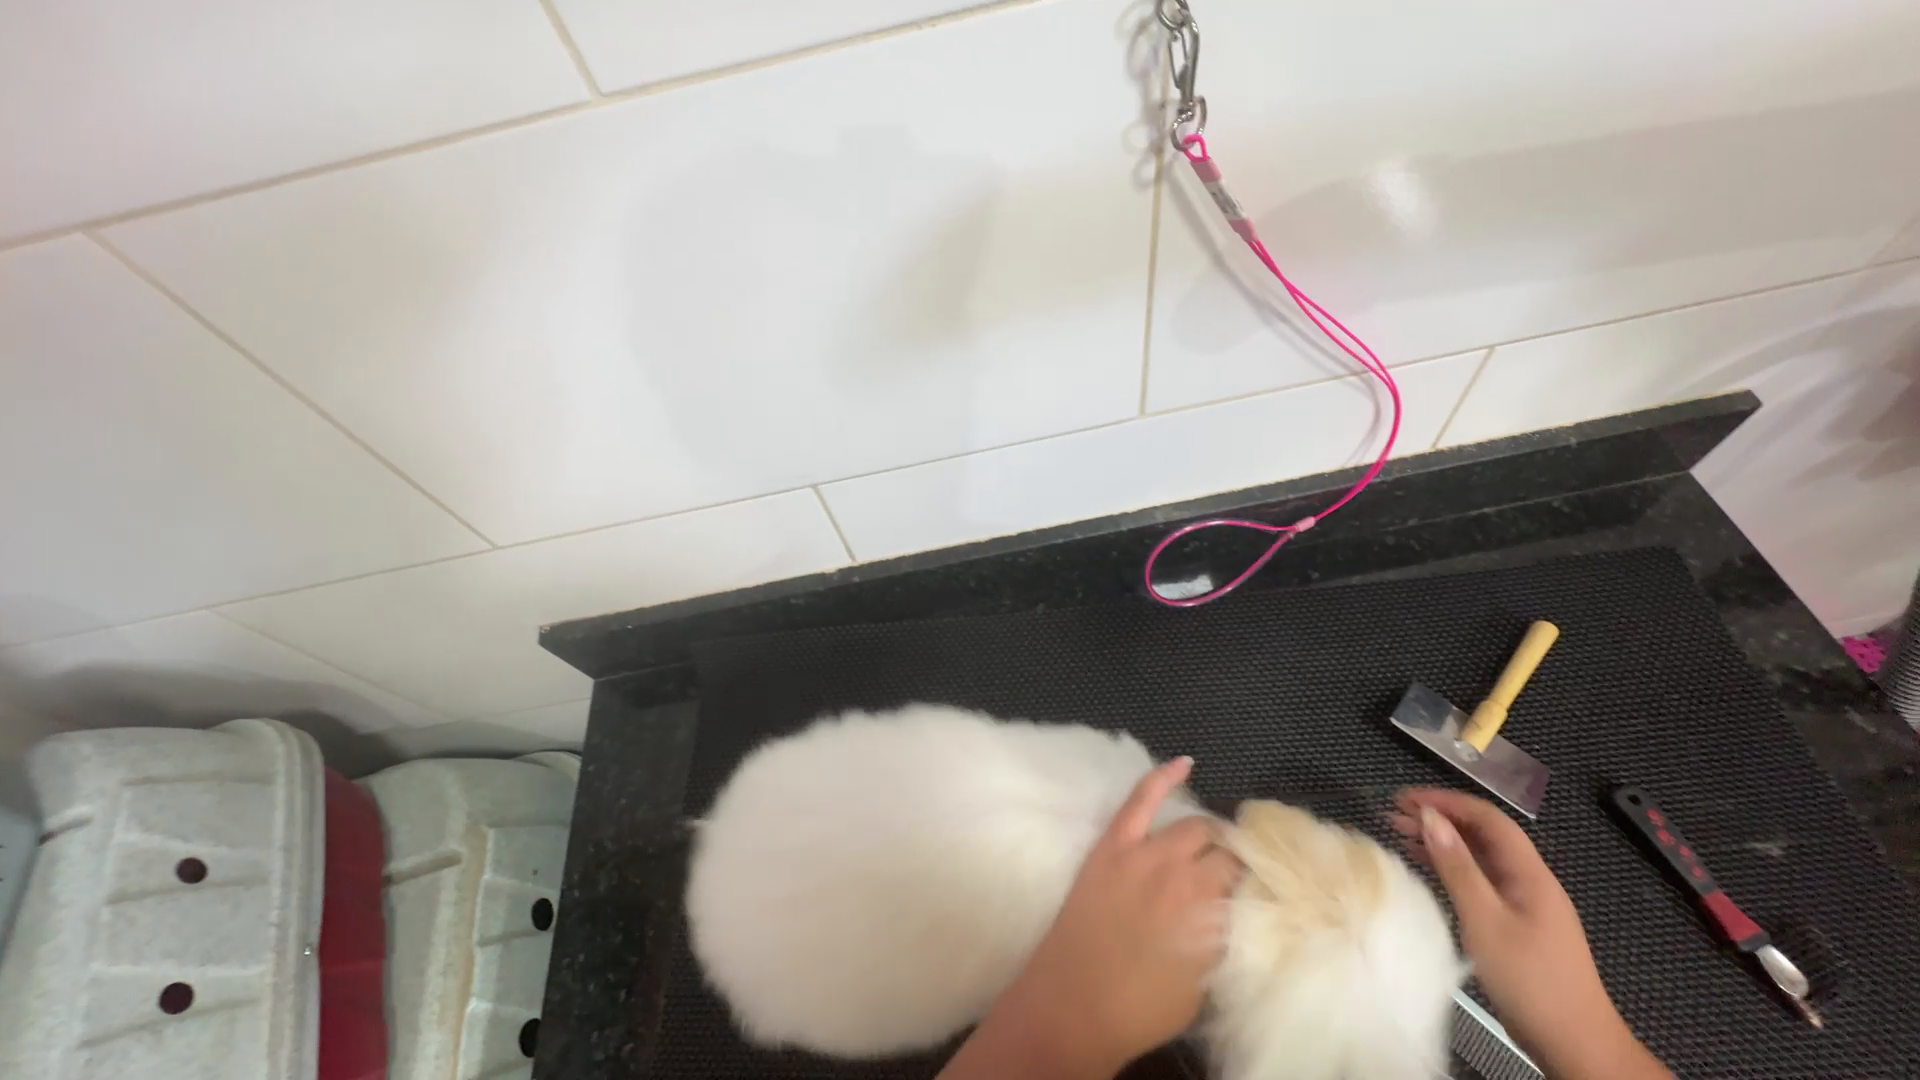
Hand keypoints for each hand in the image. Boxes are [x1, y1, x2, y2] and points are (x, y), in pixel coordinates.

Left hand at [940, 757, 1241, 1079]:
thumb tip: (1235, 912)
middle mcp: (1181, 875)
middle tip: (1234, 872)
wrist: (1072, 1006)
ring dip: (1208, 832)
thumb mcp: (1201, 984)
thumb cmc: (1140, 1009)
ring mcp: (1143, 854)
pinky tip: (1185, 763)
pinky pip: (1140, 799)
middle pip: (1222, 851)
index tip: (1255, 892)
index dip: (1251, 885)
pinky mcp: (1111, 846)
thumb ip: (1220, 940)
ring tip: (1215, 841)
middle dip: (1233, 859)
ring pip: (1191, 826)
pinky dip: (1162, 777)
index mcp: (1207, 913)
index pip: (1244, 881)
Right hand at [1390, 788, 1672, 1079]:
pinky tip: (1424, 868)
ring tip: (1399, 833)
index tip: (1405, 799)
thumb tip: (1432, 820)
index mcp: (1530, 874)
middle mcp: (1529, 881)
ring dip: (1442, 842)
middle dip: (1440, 818)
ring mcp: (1524, 903)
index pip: (1488, 819)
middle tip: (1394, 814)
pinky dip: (1450, 868)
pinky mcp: (1515, 924)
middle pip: (1483, 835)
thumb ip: (1458, 868)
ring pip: (1479, 857)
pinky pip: (1479, 881)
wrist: (1575, 1044)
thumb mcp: (1485, 920)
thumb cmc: (1529, 979)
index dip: (1447, 801)